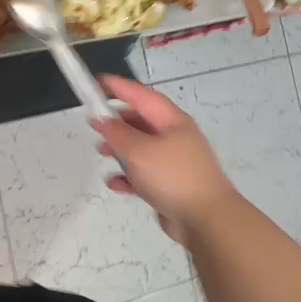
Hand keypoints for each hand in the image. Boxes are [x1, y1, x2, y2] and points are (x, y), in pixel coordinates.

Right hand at [91, 76, 242, 243]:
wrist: (206, 219)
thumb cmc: (172, 176)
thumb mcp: (138, 150)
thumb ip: (116, 132)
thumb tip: (102, 118)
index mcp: (171, 121)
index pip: (141, 95)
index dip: (119, 87)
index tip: (96, 81)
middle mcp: (174, 137)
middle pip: (141, 121)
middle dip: (117, 121)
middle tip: (94, 123)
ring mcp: (174, 162)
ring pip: (140, 148)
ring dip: (119, 149)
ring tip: (102, 152)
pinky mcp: (170, 184)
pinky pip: (144, 174)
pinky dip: (128, 176)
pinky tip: (115, 183)